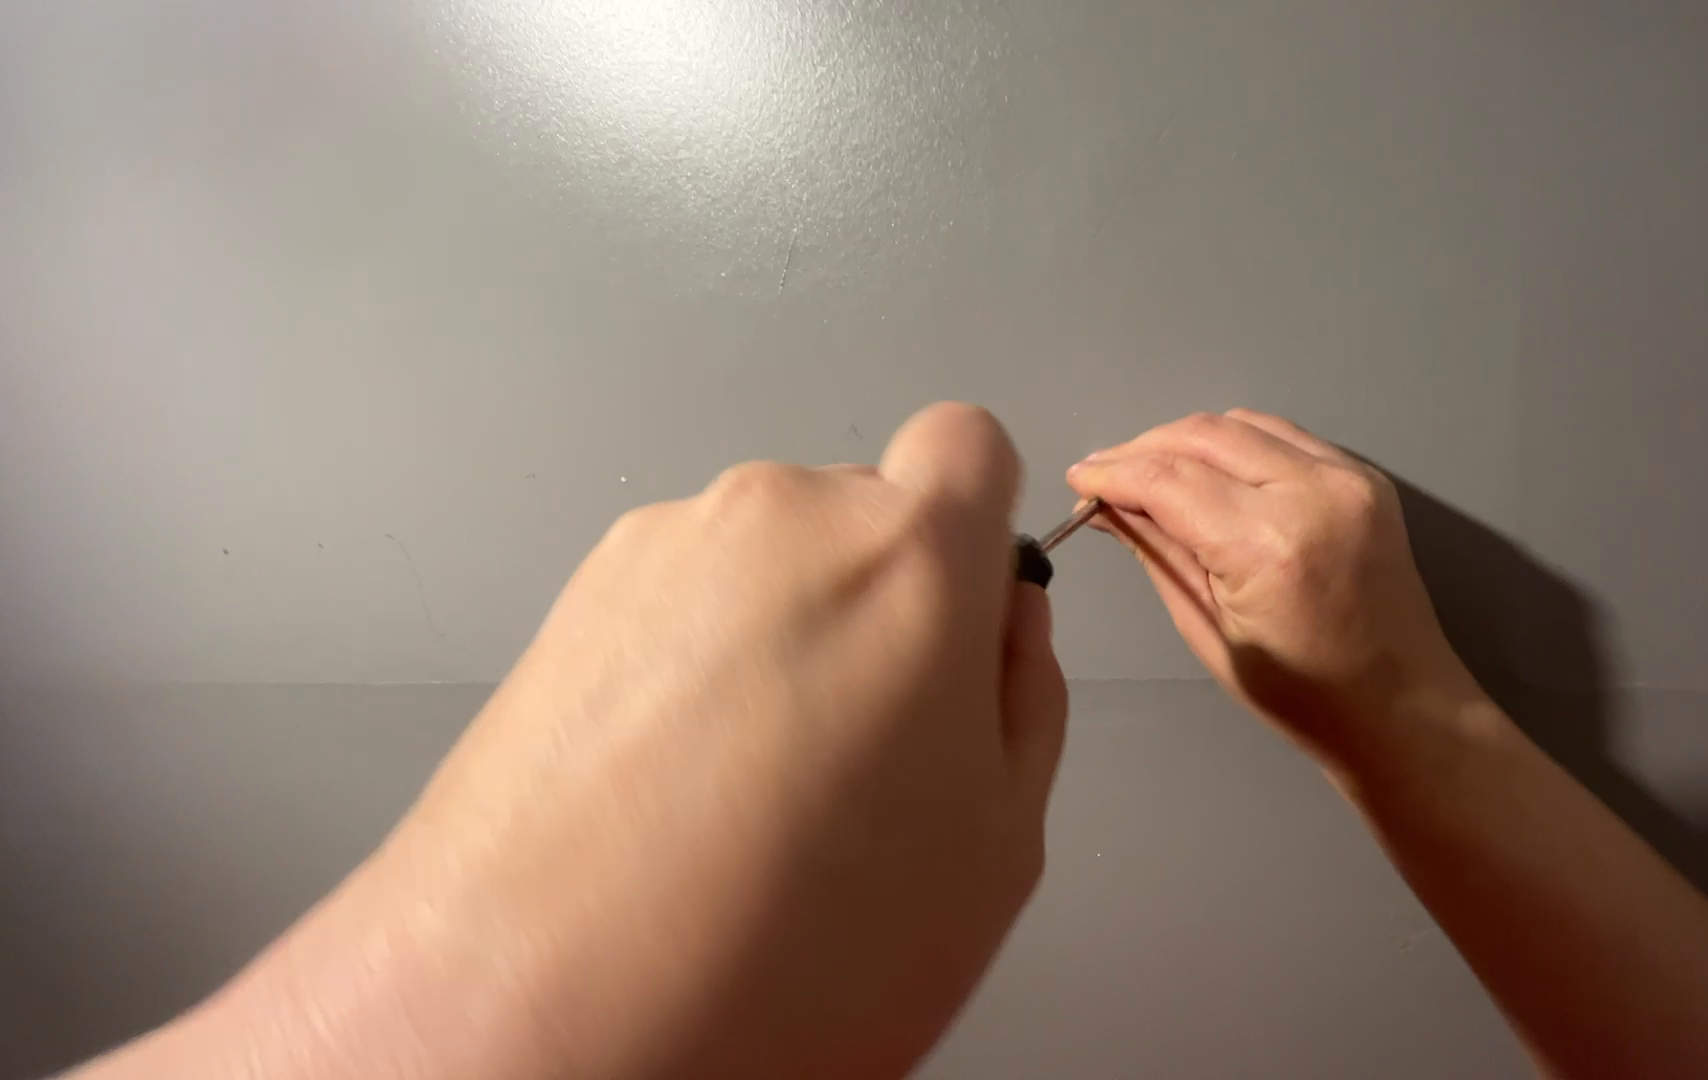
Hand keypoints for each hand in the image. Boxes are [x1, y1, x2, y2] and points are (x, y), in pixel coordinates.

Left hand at [296, 404, 1065, 1079]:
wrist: (533, 1027)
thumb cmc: (796, 947)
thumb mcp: (998, 834)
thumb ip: (1028, 690)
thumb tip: (1005, 624)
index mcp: (908, 559)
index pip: (970, 444)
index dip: (979, 516)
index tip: (964, 600)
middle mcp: (786, 515)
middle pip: (874, 507)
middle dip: (891, 588)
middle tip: (867, 725)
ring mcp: (673, 539)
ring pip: (784, 548)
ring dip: (798, 620)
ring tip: (759, 766)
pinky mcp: (586, 581)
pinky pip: (697, 579)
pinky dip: (712, 638)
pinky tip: (683, 761)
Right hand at [1067, 409, 1480, 767]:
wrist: (1401, 707)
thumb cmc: (1295, 692)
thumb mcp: (1204, 627)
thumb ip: (1156, 551)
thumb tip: (1107, 505)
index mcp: (1268, 545)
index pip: (1167, 480)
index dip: (1112, 474)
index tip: (1078, 480)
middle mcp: (1312, 492)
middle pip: (1201, 435)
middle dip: (1140, 449)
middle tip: (1103, 476)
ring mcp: (1346, 476)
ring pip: (1239, 423)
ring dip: (1182, 441)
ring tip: (1147, 473)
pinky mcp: (1362, 476)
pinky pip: (1278, 435)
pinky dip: (1229, 444)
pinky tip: (1205, 472)